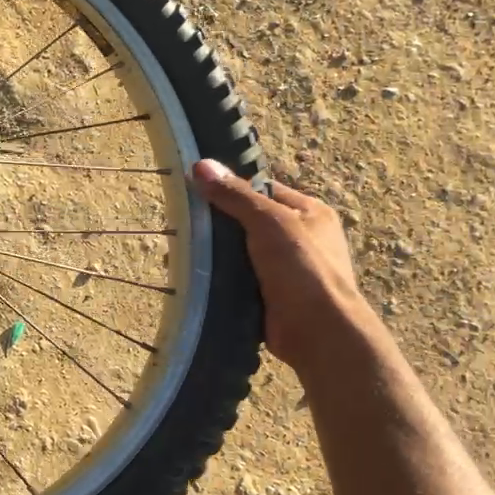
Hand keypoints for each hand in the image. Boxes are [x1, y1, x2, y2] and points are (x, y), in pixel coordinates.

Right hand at [191, 159, 380, 371]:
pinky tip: (191, 275)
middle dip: (212, 224)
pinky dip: (213, 273)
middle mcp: (298, 236)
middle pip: (244, 220)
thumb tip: (200, 164)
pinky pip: (233, 273)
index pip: (261, 190)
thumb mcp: (269, 223)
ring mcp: (283, 265)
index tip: (192, 192)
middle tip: (180, 228)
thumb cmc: (302, 269)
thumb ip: (235, 195)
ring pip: (235, 248)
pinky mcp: (266, 289)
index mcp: (310, 213)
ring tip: (177, 255)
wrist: (317, 330)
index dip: (229, 188)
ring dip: (208, 252)